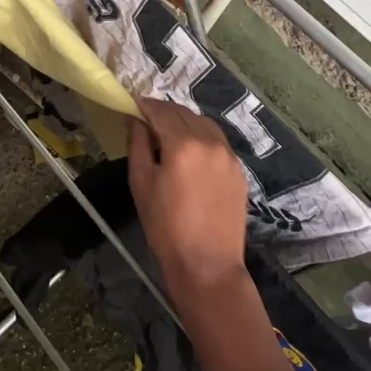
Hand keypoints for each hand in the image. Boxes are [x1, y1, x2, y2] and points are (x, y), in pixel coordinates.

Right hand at [129, 97, 297, 370]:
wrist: (207, 266)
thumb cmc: (166, 227)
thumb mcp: (142, 183)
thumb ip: (138, 145)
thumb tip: (137, 121)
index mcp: (183, 144)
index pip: (161, 110)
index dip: (144, 105)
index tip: (132, 105)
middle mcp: (210, 142)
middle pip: (183, 112)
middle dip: (163, 111)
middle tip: (146, 119)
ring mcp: (228, 155)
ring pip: (203, 123)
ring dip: (184, 120)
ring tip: (168, 133)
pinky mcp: (238, 170)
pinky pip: (217, 141)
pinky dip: (201, 136)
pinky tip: (190, 151)